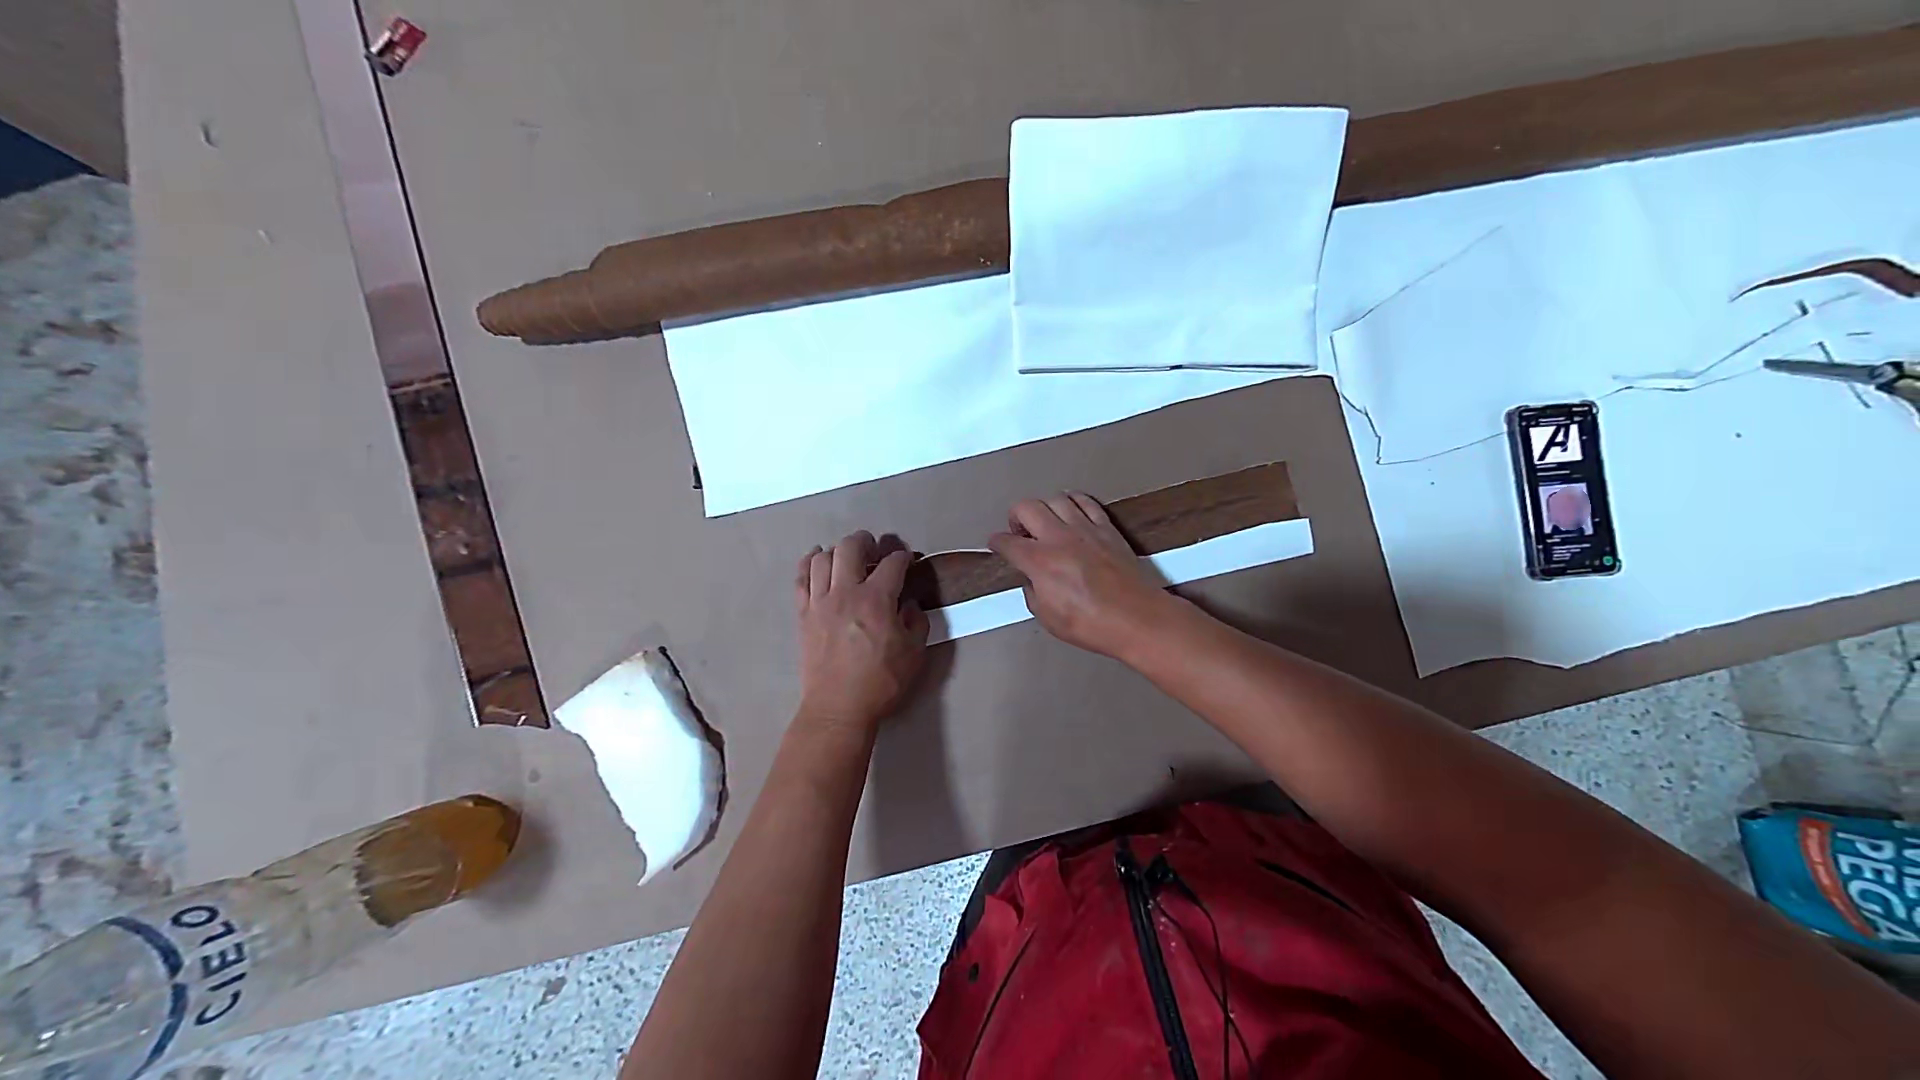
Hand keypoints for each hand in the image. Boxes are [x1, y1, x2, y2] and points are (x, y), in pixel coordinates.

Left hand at [793, 530, 928, 731]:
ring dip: (837, 550)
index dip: (902, 556)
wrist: (839, 707)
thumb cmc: (881, 682)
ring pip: (823, 558)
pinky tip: (816, 559)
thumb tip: (909, 605)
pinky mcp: (804, 614)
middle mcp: (846, 593)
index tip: (906, 560)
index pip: (892, 564)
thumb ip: (916, 623)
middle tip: (873, 546)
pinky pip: (801, 578)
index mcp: (877, 600)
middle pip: (851, 548)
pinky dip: (809, 563)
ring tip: (846, 556)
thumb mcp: (914, 654)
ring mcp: (820, 602)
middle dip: (865, 541)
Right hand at [988, 493, 1172, 659]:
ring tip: (1044, 521)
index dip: (997, 543)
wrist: (1135, 619)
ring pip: (1055, 498)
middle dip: (1015, 517)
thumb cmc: (1095, 624)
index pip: (1007, 542)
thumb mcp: (1047, 617)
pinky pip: (1086, 503)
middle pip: (1026, 507)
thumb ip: (1032, 592)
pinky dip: (1074, 502)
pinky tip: (1071, 512)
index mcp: (1040, 562)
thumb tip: (1032, 582)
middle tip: (1019, 530)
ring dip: (1044, 508)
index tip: (997, 543)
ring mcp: (1085, 530)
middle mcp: (1060, 539)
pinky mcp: (1107, 530)